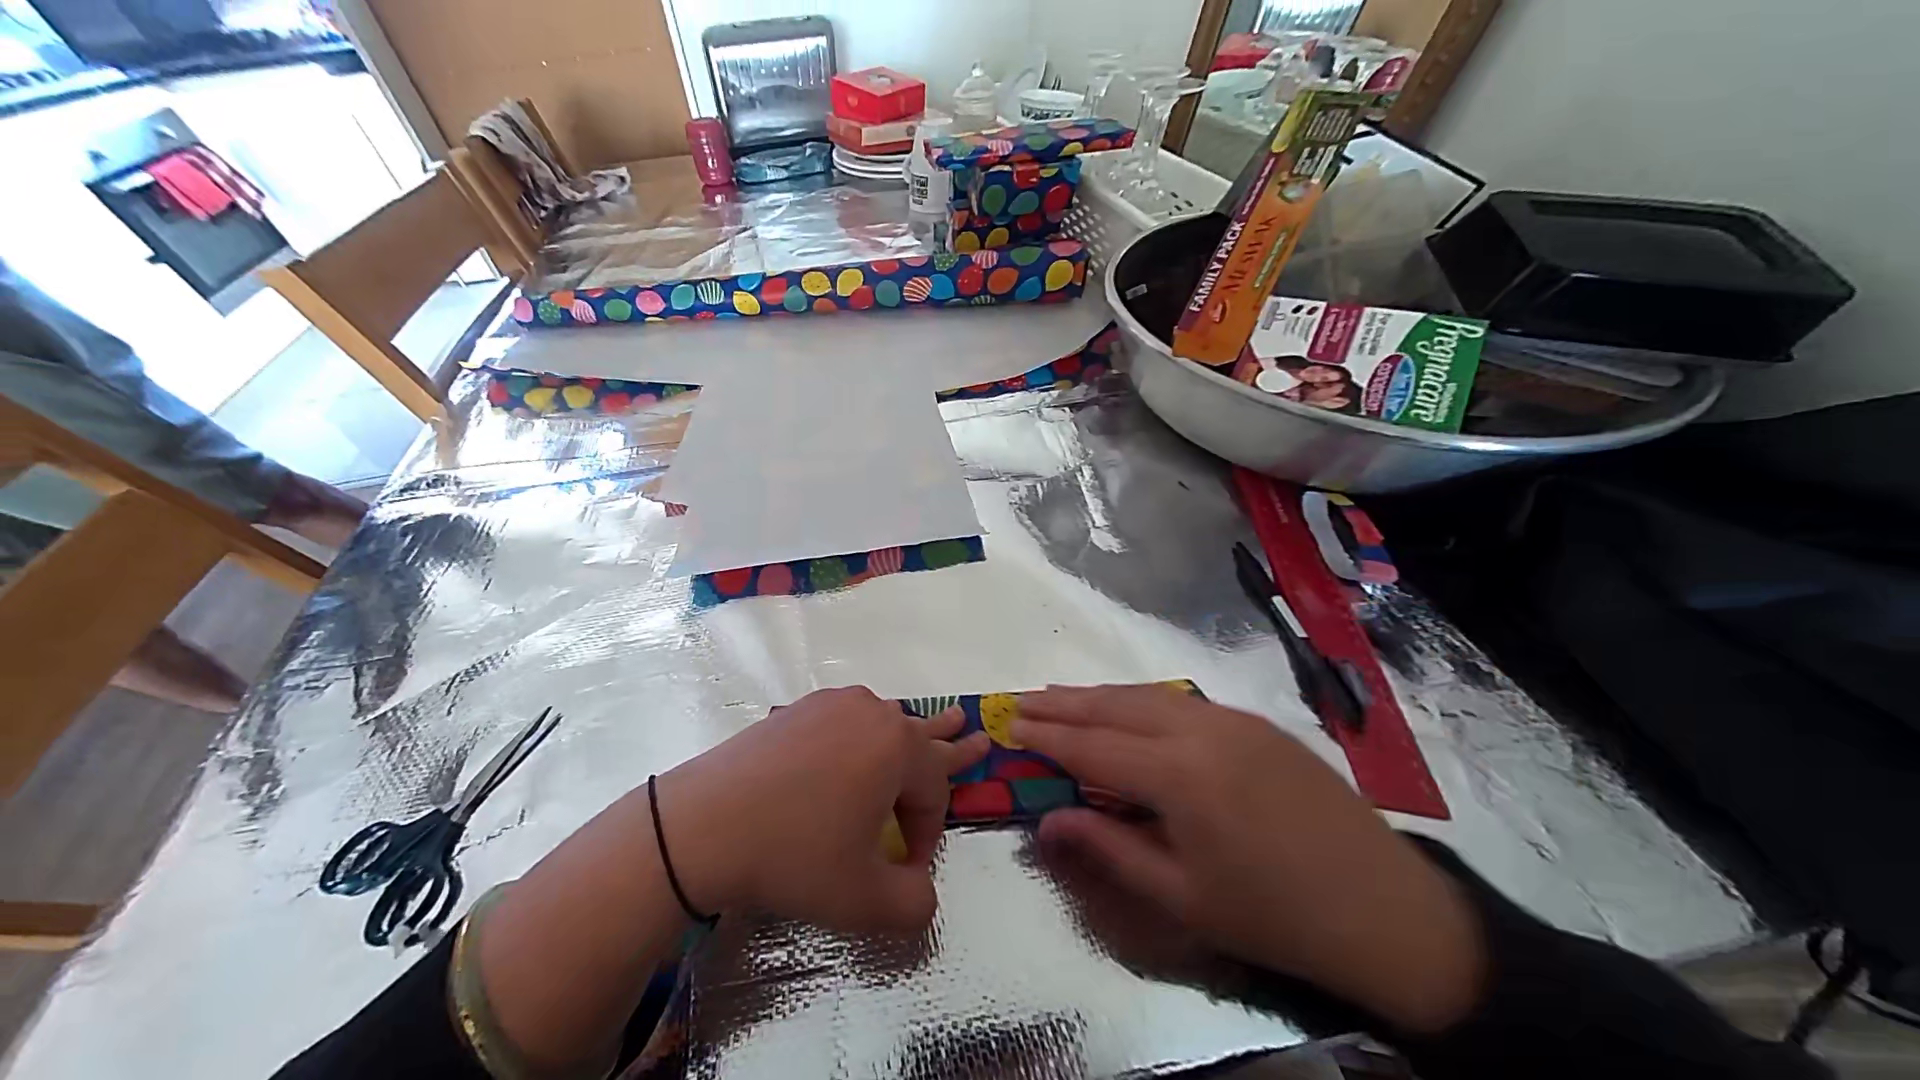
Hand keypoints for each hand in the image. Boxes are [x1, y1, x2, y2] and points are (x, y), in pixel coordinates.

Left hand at [658, 687, 989, 932]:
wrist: (699, 827)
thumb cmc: (793, 856)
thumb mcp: (863, 899)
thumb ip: (914, 904)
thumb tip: (923, 896)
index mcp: (897, 747)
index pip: (935, 792)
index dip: (928, 836)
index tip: (907, 869)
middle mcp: (871, 713)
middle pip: (922, 736)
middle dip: (952, 744)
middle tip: (977, 734)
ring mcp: (831, 705)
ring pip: (883, 722)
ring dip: (907, 735)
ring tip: (929, 726)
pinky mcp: (796, 710)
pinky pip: (845, 719)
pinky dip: (860, 735)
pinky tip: (857, 741)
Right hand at [1015, 685, 1484, 1032]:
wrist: (1388, 909)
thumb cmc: (1273, 915)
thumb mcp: (1181, 898)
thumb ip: (1108, 851)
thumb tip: (1046, 823)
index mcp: (1179, 776)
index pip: (1093, 747)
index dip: (1047, 737)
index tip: (1008, 725)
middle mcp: (1202, 730)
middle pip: (1115, 707)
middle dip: (1064, 705)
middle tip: (1022, 701)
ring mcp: (1233, 720)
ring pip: (1149, 695)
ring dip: (1100, 695)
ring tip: (1061, 697)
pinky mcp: (1257, 723)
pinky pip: (1183, 700)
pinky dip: (1142, 699)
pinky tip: (1128, 707)